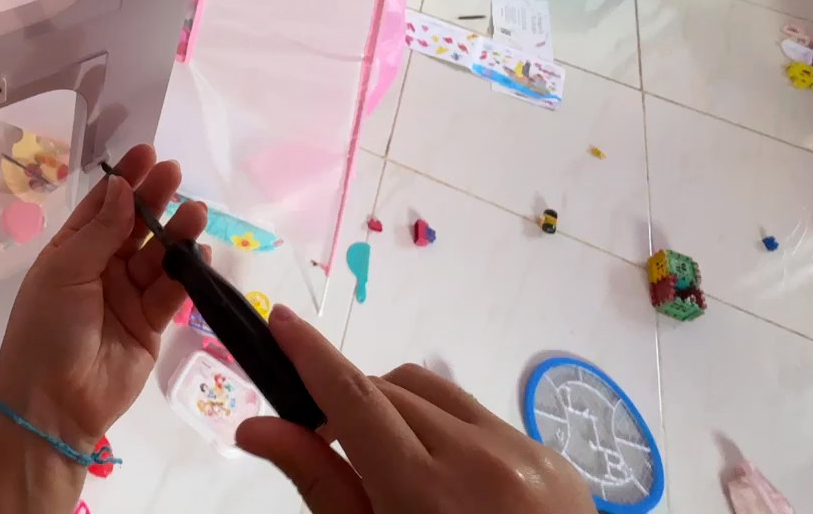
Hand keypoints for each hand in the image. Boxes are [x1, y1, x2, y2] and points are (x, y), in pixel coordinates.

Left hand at [0, 145, 208, 451]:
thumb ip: (101, 230)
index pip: (103, 205)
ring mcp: (128, 294)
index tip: (147, 152)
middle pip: (134, 225)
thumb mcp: (67, 270)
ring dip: (176, 233)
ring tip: (195, 211)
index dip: (125, 179)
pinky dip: (187, 272)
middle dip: (154, 198)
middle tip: (174, 172)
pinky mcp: (151, 324)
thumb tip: (121, 186)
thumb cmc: (47, 327)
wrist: (53, 404)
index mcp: (73, 249)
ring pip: (157, 255)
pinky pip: (172, 291)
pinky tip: (200, 251)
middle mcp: (102, 266)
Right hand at [236, 306, 593, 513]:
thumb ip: (319, 484)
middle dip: (350, 406)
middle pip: (385, 391)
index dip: (310, 353)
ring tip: (396, 464)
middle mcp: (482, 459)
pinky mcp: (557, 460)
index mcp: (429, 494)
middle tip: (333, 446)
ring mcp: (527, 456)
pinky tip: (455, 482)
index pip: (353, 396)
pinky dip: (446, 430)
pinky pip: (477, 414)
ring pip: (430, 391)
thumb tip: (256, 427)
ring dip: (397, 409)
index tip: (279, 318)